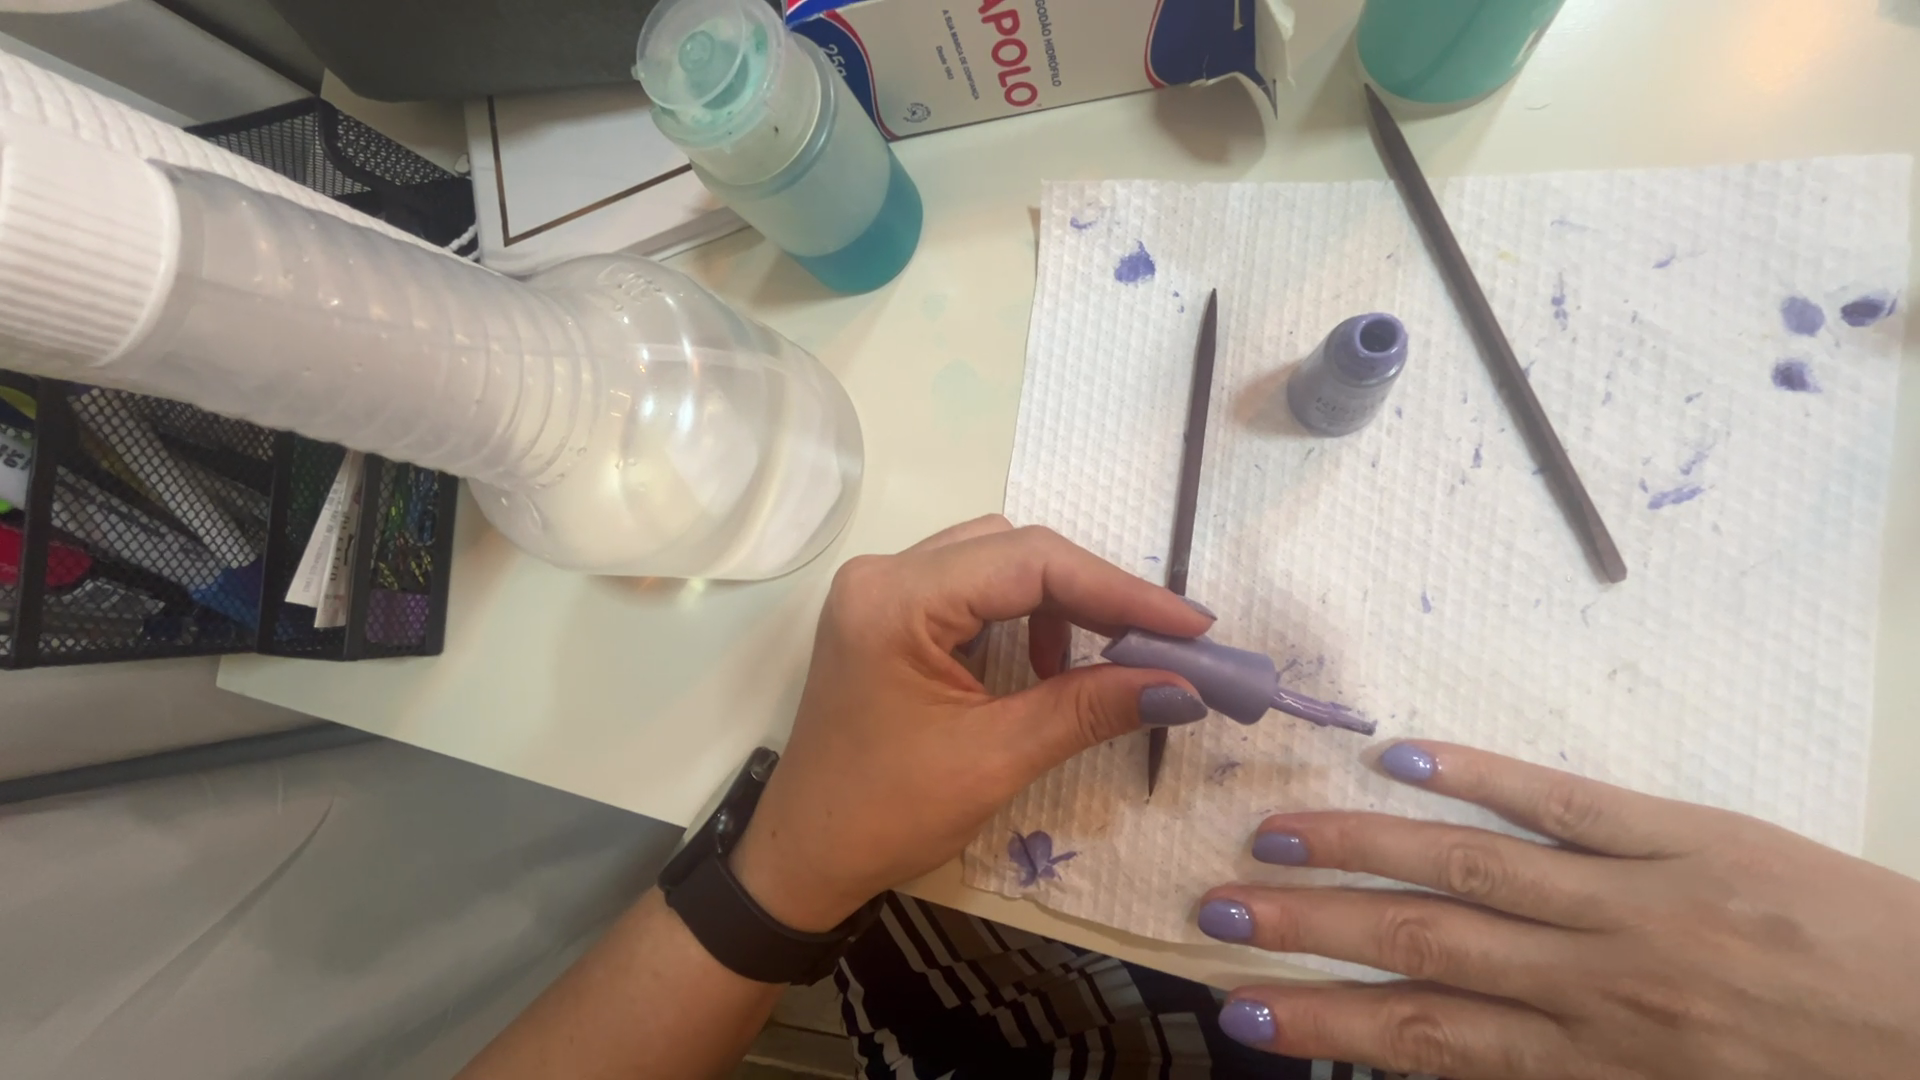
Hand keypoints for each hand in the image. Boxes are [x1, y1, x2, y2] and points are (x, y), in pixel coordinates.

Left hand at [729, 516, 1214, 932]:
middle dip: (1093, 592)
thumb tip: (1184, 684)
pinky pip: (972, 588)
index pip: (1028, 562)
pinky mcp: (890, 611)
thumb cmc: (886, 816)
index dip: (1118, 589)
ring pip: (995, 561)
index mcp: (895, 599)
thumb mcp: (995, 758)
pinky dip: (1022, 613)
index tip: (1191, 626)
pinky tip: (1045, 661)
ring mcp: (882, 588)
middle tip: (1161, 639)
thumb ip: (1090, 707)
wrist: (805, 856)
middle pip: (1012, 549)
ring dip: (1058, 600)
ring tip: (1103, 654)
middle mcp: (884, 573)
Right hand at [1199, 741, 1919, 1078]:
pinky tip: (1404, 757)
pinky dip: (1482, 777)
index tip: (1243, 1007)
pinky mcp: (1683, 835)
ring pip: (1468, 867)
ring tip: (1273, 835)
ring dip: (1360, 848)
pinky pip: (1565, 801)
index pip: (1427, 1039)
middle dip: (1308, 929)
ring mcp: (1634, 898)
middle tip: (1219, 908)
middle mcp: (1597, 983)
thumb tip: (1439, 1046)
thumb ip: (1561, 1077)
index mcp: (1602, 1066)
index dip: (1325, 1022)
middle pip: (1422, 948)